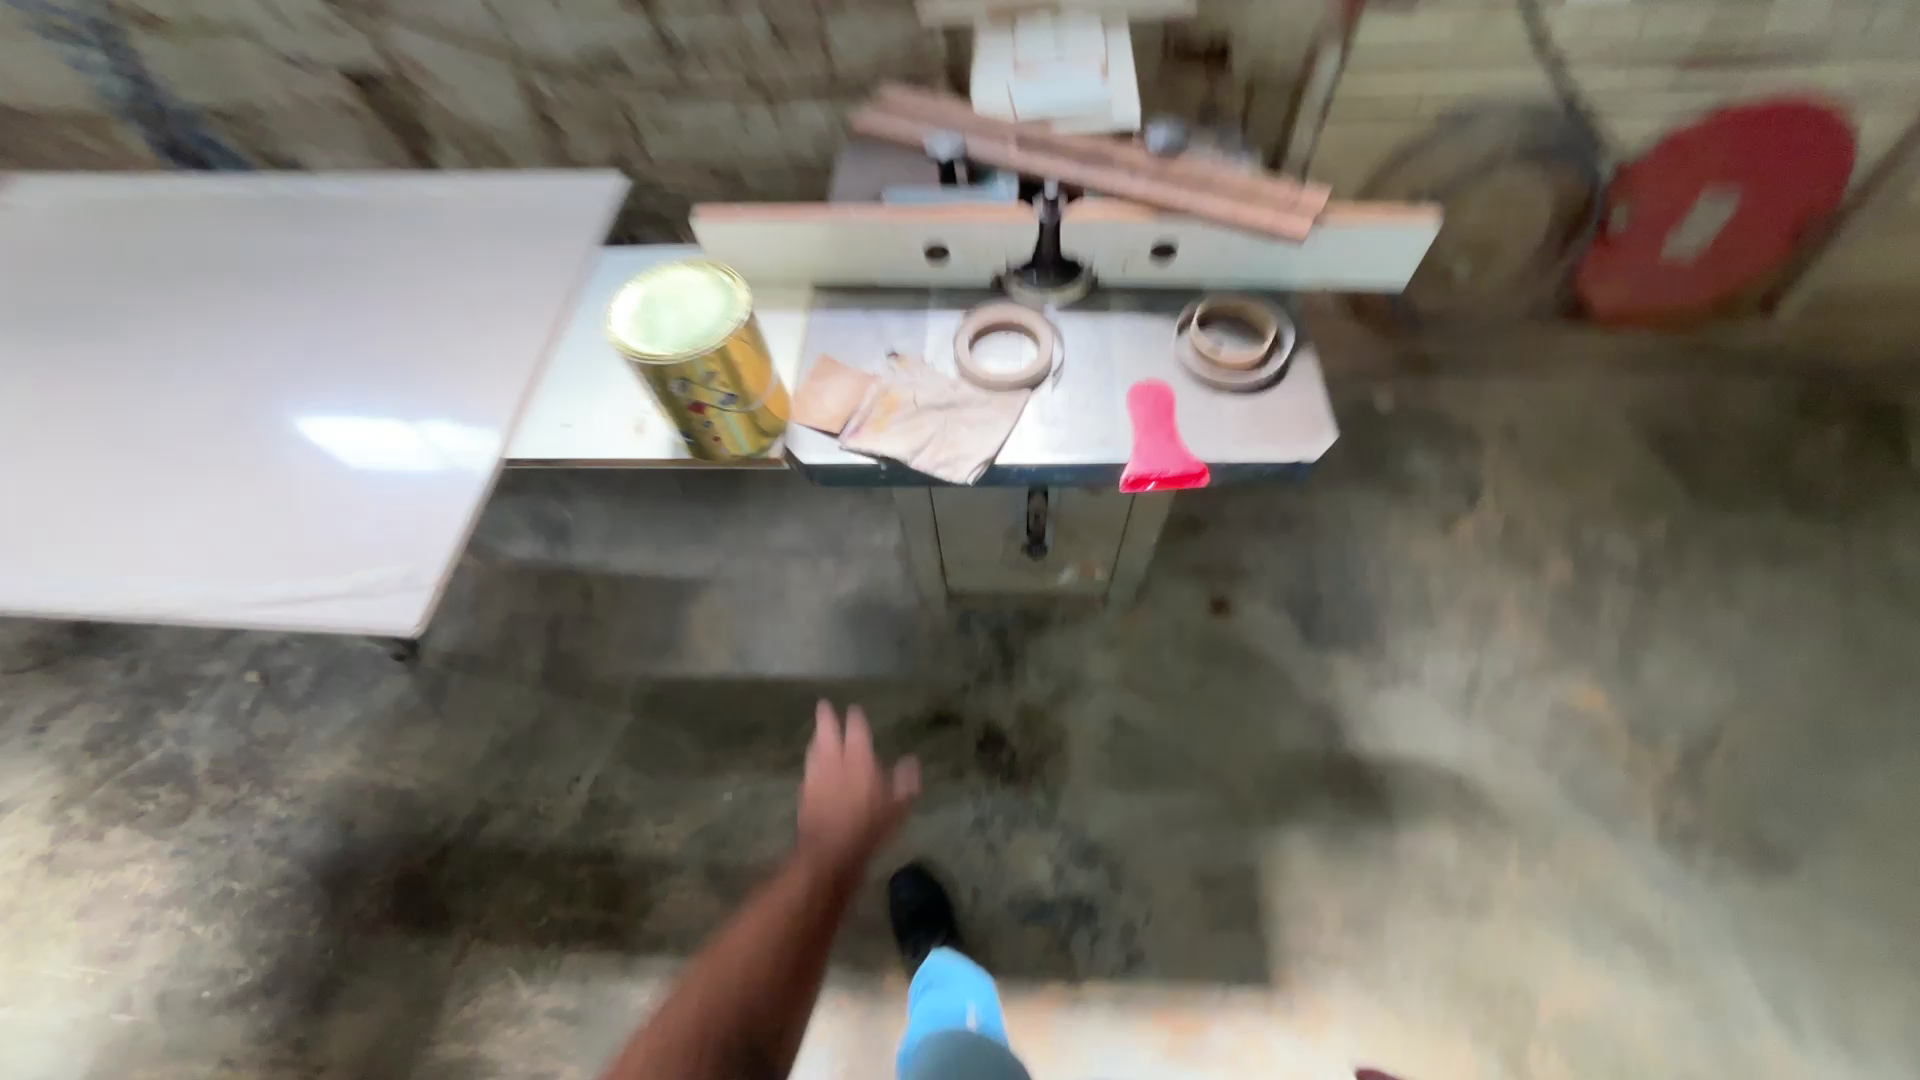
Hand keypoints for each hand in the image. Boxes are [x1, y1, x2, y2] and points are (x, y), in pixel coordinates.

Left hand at [797, 701, 920, 875]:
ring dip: (816, 737)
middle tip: (823, 704)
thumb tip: (911, 759)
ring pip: (814, 749)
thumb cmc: (869, 828)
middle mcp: (834, 762)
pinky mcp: (804, 793)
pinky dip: (812, 760)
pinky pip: (808, 768)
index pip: (856, 731)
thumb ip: (905, 780)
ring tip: (817, 731)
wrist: (829, 854)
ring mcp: (815, 777)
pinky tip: (814, 764)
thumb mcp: (898, 807)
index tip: (854, 708)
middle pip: (827, 733)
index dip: (855, 718)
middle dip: (825, 717)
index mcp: (859, 760)